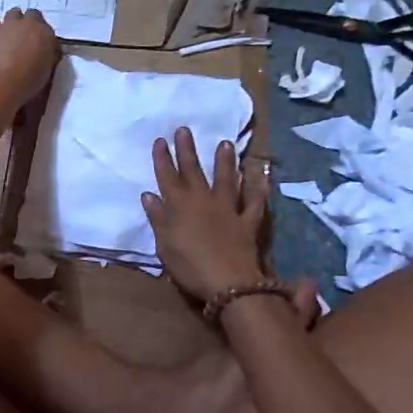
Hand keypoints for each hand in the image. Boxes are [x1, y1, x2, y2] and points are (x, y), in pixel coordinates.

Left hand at [0, 8, 59, 108]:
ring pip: (13, 13)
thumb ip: (47, 57)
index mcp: (46, 35)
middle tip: (24, 38)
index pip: (47, 27)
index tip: (39, 44)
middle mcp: (29, 24)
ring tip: (8, 37)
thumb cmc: (27, 83)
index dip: (42, 35)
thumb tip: (46, 53)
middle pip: (31, 14)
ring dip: (13, 22)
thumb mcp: (46, 72)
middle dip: (29, 23)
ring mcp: (8, 24)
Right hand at [141, 127, 269, 303]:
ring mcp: (228, 209)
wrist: (228, 283)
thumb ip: (158, 218)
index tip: (160, 140)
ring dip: (225, 161)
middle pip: (194, 171)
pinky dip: (259, 188)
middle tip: (184, 129)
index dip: (163, 158)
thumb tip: (149, 194)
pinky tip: (263, 175)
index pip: (167, 177)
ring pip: (227, 179)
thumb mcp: (165, 244)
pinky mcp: (248, 221)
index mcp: (179, 206)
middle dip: (187, 149)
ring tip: (224, 143)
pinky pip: (255, 201)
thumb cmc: (189, 266)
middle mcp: (203, 201)